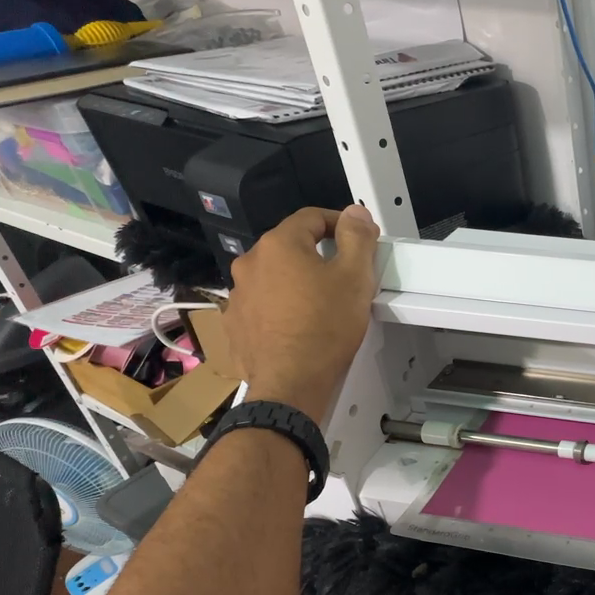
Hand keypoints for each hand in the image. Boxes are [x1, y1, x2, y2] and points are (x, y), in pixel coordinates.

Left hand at [225, 205, 379, 421]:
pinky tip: (299, 325)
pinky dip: (281, 307)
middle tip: (345, 276)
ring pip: (274, 276)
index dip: (339, 223)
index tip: (359, 239)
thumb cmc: (327, 325)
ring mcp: (238, 294)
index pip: (311, 217)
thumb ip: (357, 238)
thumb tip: (356, 213)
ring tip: (323, 305)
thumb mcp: (355, 277)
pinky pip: (262, 304)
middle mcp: (250, 262)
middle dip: (318, 255)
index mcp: (279, 244)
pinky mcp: (235, 323)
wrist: (290, 382)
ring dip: (297, 281)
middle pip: (290, 247)